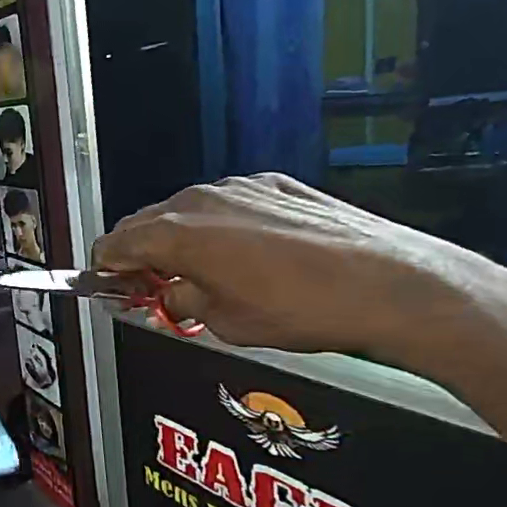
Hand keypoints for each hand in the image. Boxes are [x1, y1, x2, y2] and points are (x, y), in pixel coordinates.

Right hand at [89, 173, 506, 369]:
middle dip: (143, 254)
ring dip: (182, 238)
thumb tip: (172, 293)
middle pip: (144, 223)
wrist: (397, 285)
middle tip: (161, 287)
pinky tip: (254, 254)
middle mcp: (198, 199)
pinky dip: (222, 225)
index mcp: (175, 233)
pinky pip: (227, 202)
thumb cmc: (305, 310)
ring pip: (185, 210)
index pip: (113, 244)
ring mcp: (238, 186)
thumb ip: (181, 301)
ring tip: (213, 273)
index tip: (119, 288)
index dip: (109, 270)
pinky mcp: (274, 183)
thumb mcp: (225, 323)